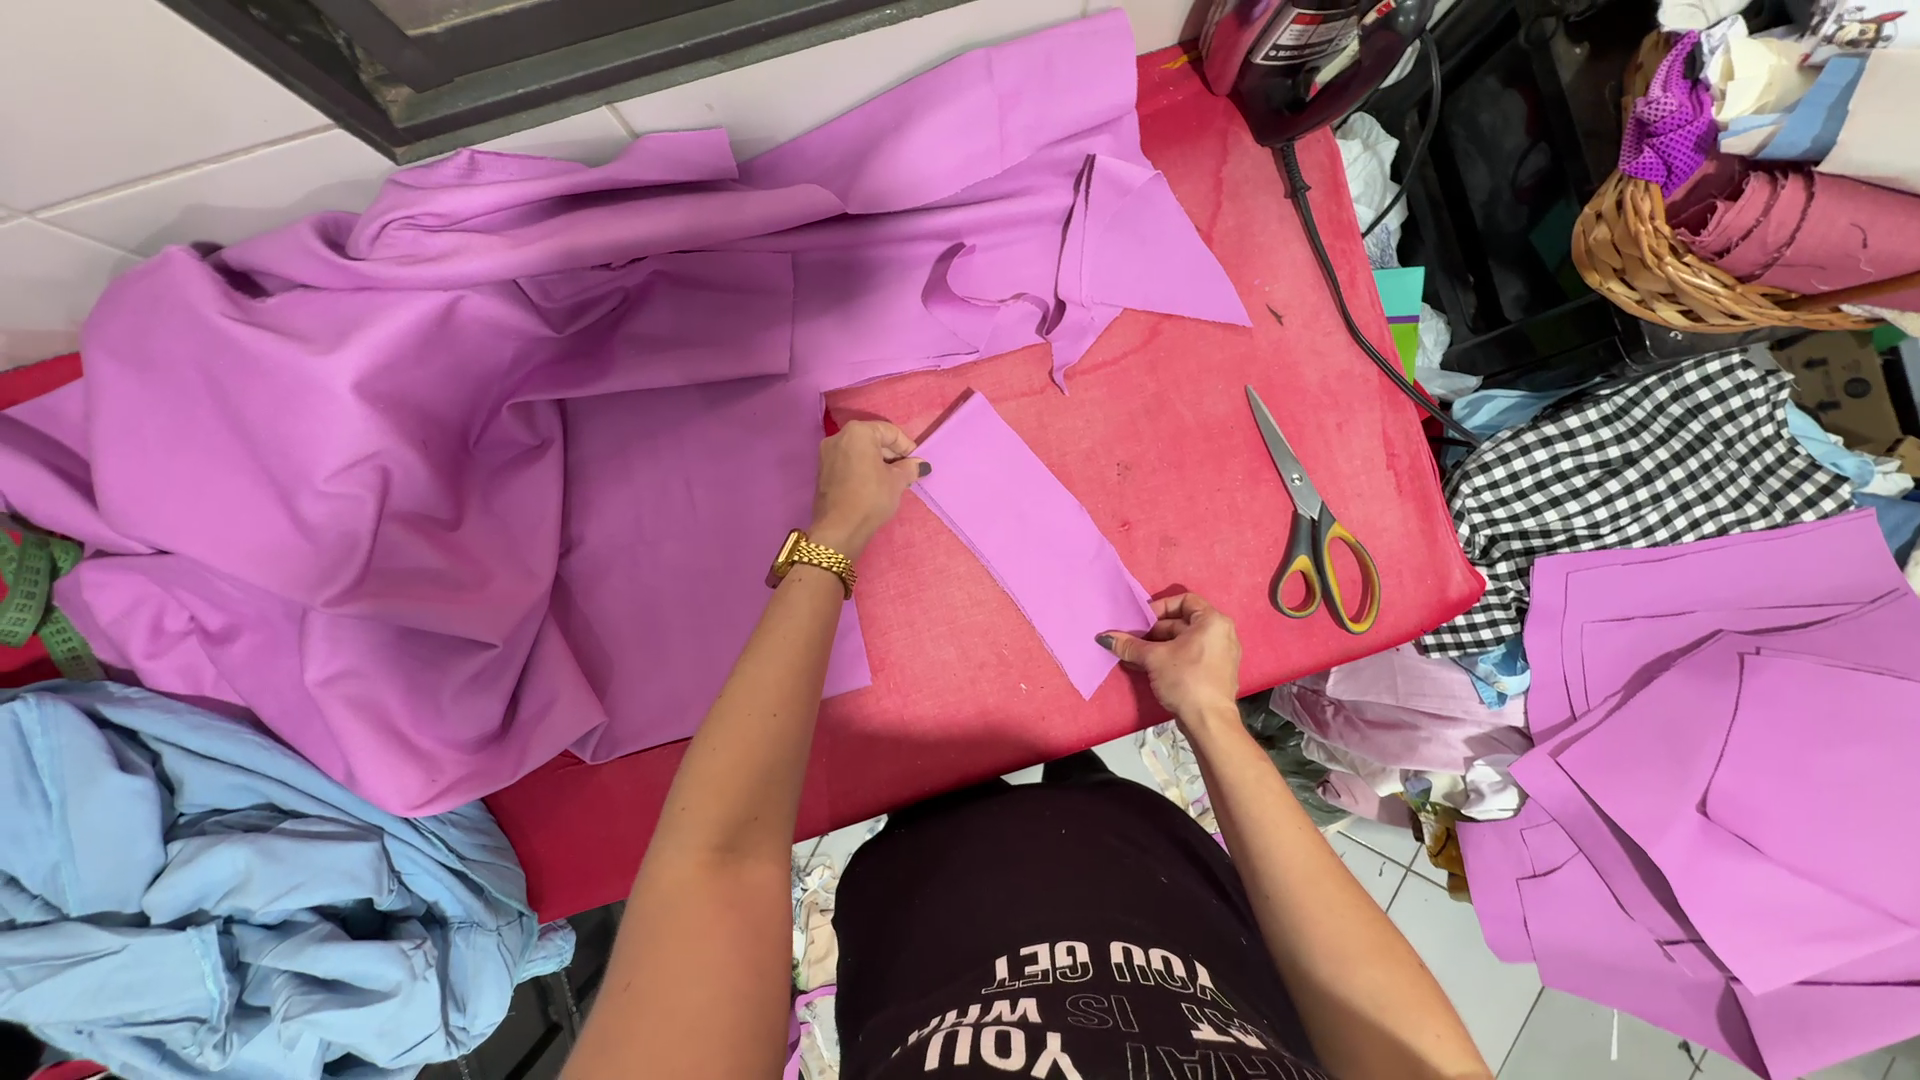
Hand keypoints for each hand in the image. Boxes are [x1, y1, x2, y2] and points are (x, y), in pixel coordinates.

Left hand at [809, 420, 927, 558]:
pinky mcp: (824, 470)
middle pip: (873, 439)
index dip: (907, 447)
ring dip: (879, 462)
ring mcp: (828, 453)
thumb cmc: (871, 498)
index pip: (890, 432)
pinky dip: (864, 468)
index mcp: (858, 432)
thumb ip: (910, 467)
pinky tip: (876, 484)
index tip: (917, 463)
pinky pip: (850, 462)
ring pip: (861, 451)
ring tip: (894, 480)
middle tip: (907, 472)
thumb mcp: (897, 481)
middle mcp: (839, 436)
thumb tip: (920, 464)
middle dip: (892, 454)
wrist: (839, 528)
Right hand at [1099, 593, 1241, 721]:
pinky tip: (1149, 668)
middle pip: (1182, 622)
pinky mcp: (1216, 672)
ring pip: (1184, 641)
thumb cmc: (1186, 680)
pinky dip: (1171, 658)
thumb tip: (1104, 638)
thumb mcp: (1154, 659)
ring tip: (1135, 656)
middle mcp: (1221, 633)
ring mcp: (1221, 654)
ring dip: (1158, 646)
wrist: (1209, 721)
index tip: (1142, 621)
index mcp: (1212, 621)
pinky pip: (1191, 656)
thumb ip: (1129, 645)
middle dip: (1154, 631)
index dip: (1159, 607)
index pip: (1184, 601)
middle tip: (1133, 640)